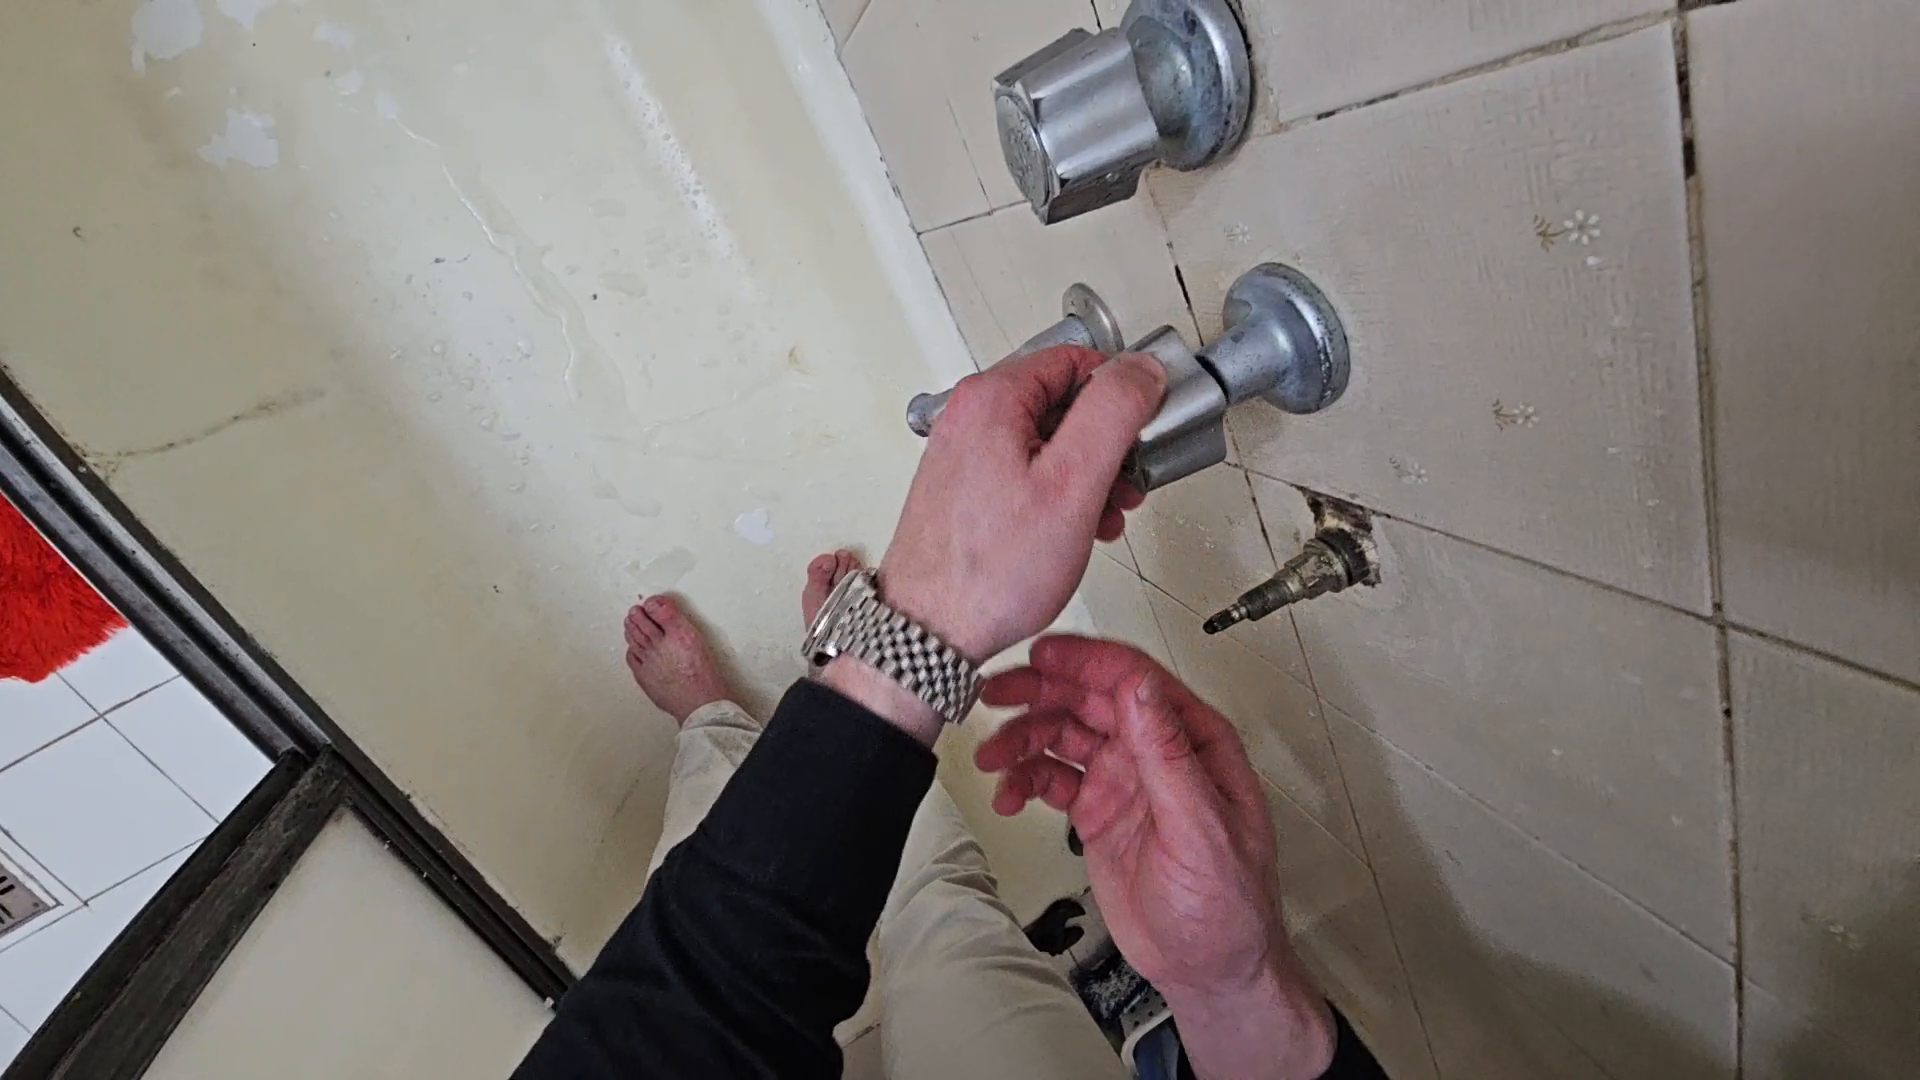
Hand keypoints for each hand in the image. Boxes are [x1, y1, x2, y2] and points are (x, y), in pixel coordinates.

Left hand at [879, 347, 1164, 662]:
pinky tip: (1071, 529)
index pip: (1075, 361)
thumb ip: (1113, 414)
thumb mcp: (1073, 483)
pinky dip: (1056, 495)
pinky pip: (1024, 474)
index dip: (1119, 393)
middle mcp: (968, 420)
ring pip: (1046, 443)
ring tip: (1102, 514)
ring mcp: (963, 456)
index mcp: (990, 400)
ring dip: (1086, 475)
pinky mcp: (964, 490)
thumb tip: (1139, 370)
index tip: (1140, 428)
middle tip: (1125, 482)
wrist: (930, 629)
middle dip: (1105, 444)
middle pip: (1061, 405)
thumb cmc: (989, 571)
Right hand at [976, 636, 1335, 1079]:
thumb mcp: (1202, 828)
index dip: (1085, 661)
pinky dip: (1024, 780)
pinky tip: (1010, 795)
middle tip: (995, 693)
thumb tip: (1139, 687)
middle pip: (1087, 698)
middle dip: (1038, 692)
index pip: (1133, 679)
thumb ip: (1167, 755)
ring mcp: (1120, 775)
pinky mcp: (1095, 806)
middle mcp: (1151, 749)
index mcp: (1190, 739)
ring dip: (1022, 738)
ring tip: (992, 756)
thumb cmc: (1228, 905)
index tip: (1042, 656)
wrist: (1208, 970)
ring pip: (1061, 734)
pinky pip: (1050, 777)